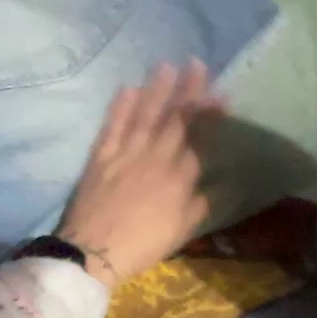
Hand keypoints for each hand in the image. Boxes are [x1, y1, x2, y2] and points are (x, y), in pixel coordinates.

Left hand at [56, 61, 222, 288]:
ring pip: (145, 116)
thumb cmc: (140, 247)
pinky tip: (127, 88)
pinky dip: (120, 107)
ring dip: (156, 90)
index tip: (222, 96)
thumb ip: (201, 204)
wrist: (93, 253)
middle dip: (188, 91)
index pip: (200, 140)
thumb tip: (223, 184)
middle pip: (175, 120)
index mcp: (179, 178)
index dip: (211, 116)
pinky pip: (112, 127)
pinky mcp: (99, 159)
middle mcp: (155, 159)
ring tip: (167, 66)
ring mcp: (125, 156)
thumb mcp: (180, 231)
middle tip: (197, 64)